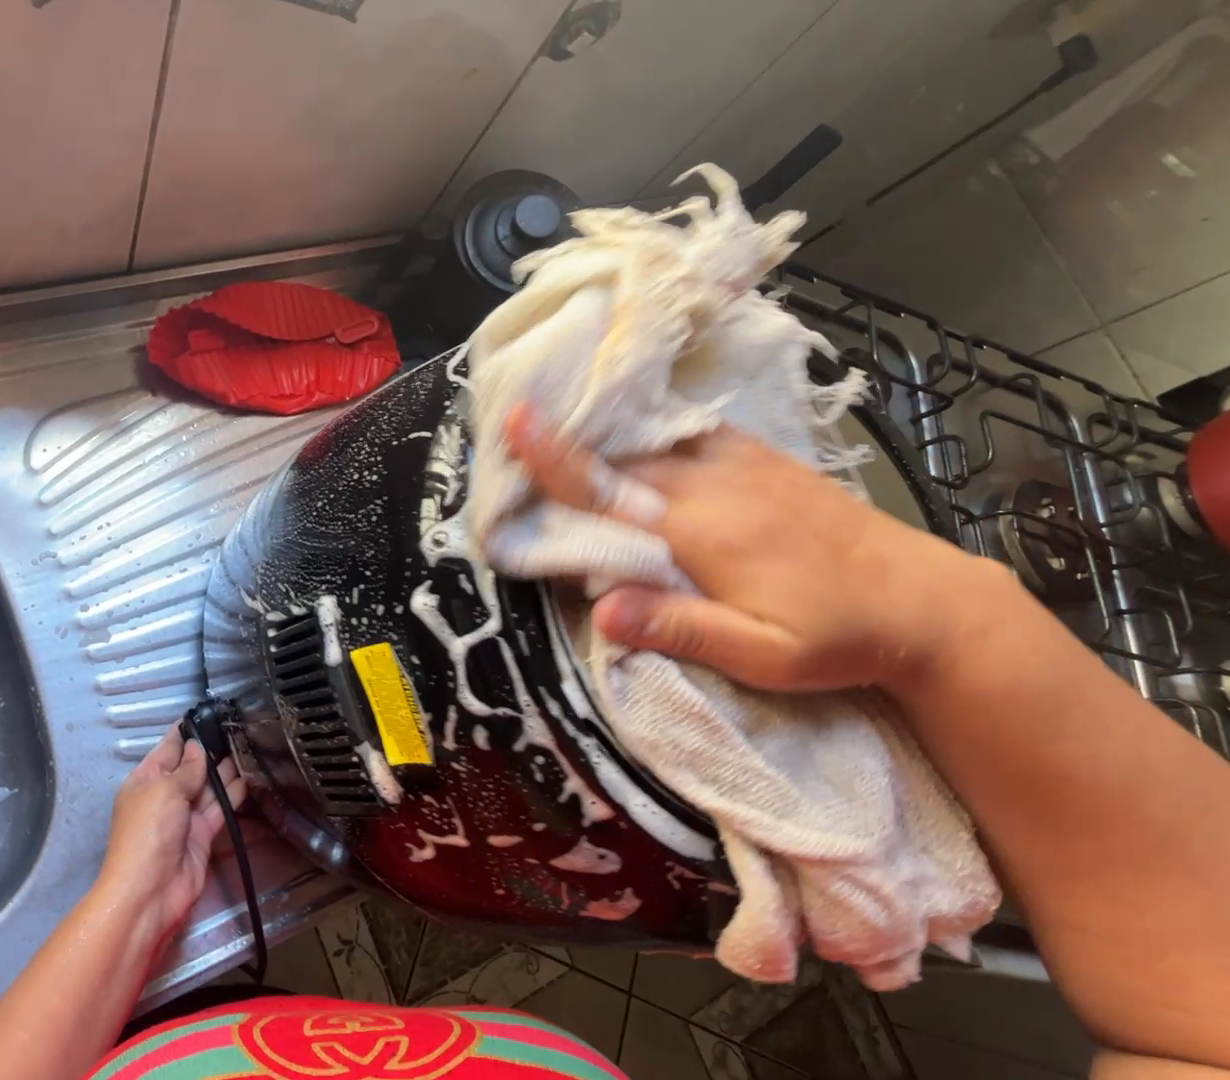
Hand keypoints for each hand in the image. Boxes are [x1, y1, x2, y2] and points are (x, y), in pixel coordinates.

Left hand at [94, 727, 246, 943]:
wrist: (150, 893)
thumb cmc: (147, 834)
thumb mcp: (163, 791)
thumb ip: (186, 769)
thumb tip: (198, 748)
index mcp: (145, 780)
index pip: (168, 748)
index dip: (187, 732)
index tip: (209, 714)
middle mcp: (164, 795)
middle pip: (191, 767)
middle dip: (211, 750)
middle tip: (237, 728)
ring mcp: (184, 817)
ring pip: (208, 787)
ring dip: (225, 770)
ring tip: (247, 747)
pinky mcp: (202, 835)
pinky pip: (219, 808)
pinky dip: (232, 795)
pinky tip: (247, 778)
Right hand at [505, 405, 1004, 694]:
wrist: (928, 603)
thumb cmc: (837, 638)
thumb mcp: (763, 655)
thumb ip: (682, 628)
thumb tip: (600, 609)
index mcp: (701, 531)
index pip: (610, 490)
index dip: (557, 457)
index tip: (516, 421)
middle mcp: (714, 484)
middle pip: (619, 458)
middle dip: (565, 444)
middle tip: (516, 434)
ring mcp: (742, 464)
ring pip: (652, 440)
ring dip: (603, 433)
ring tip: (562, 425)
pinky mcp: (762, 460)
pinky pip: (689, 433)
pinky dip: (648, 431)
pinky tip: (635, 436)